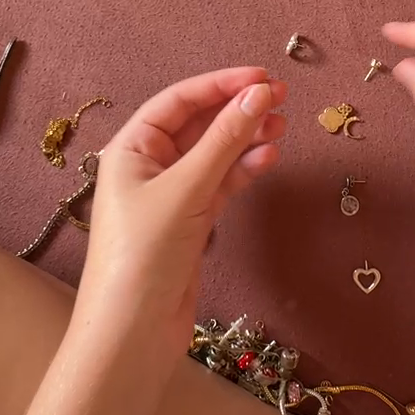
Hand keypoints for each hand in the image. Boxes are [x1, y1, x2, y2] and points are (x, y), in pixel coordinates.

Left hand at [77, 67, 287, 359]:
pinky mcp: (192, 219)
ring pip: (216, 152)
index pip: (180, 99)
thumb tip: (261, 94)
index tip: (262, 77)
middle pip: (201, 123)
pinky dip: (244, 169)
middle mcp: (150, 163)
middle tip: (282, 98)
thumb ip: (226, 138)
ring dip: (247, 138)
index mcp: (133, 147)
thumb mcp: (187, 188)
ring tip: (283, 127)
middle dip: (239, 109)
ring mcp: (172, 192)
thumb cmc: (145, 254)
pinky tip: (268, 159)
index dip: (221, 84)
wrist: (132, 337)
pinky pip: (222, 182)